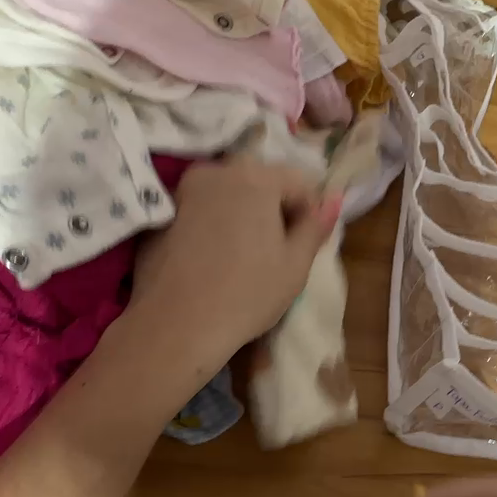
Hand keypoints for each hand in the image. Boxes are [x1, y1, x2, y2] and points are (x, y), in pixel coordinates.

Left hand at [120, 155, 340, 378]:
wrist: (176, 325)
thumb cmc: (248, 295)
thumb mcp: (295, 265)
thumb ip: (316, 227)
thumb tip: (333, 199)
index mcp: (256, 177)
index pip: (300, 182)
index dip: (310, 213)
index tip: (305, 247)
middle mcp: (217, 171)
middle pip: (261, 182)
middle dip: (275, 209)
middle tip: (277, 252)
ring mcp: (184, 190)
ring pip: (229, 194)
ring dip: (244, 215)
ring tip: (246, 256)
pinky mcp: (163, 213)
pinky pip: (203, 209)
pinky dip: (215, 225)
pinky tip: (215, 260)